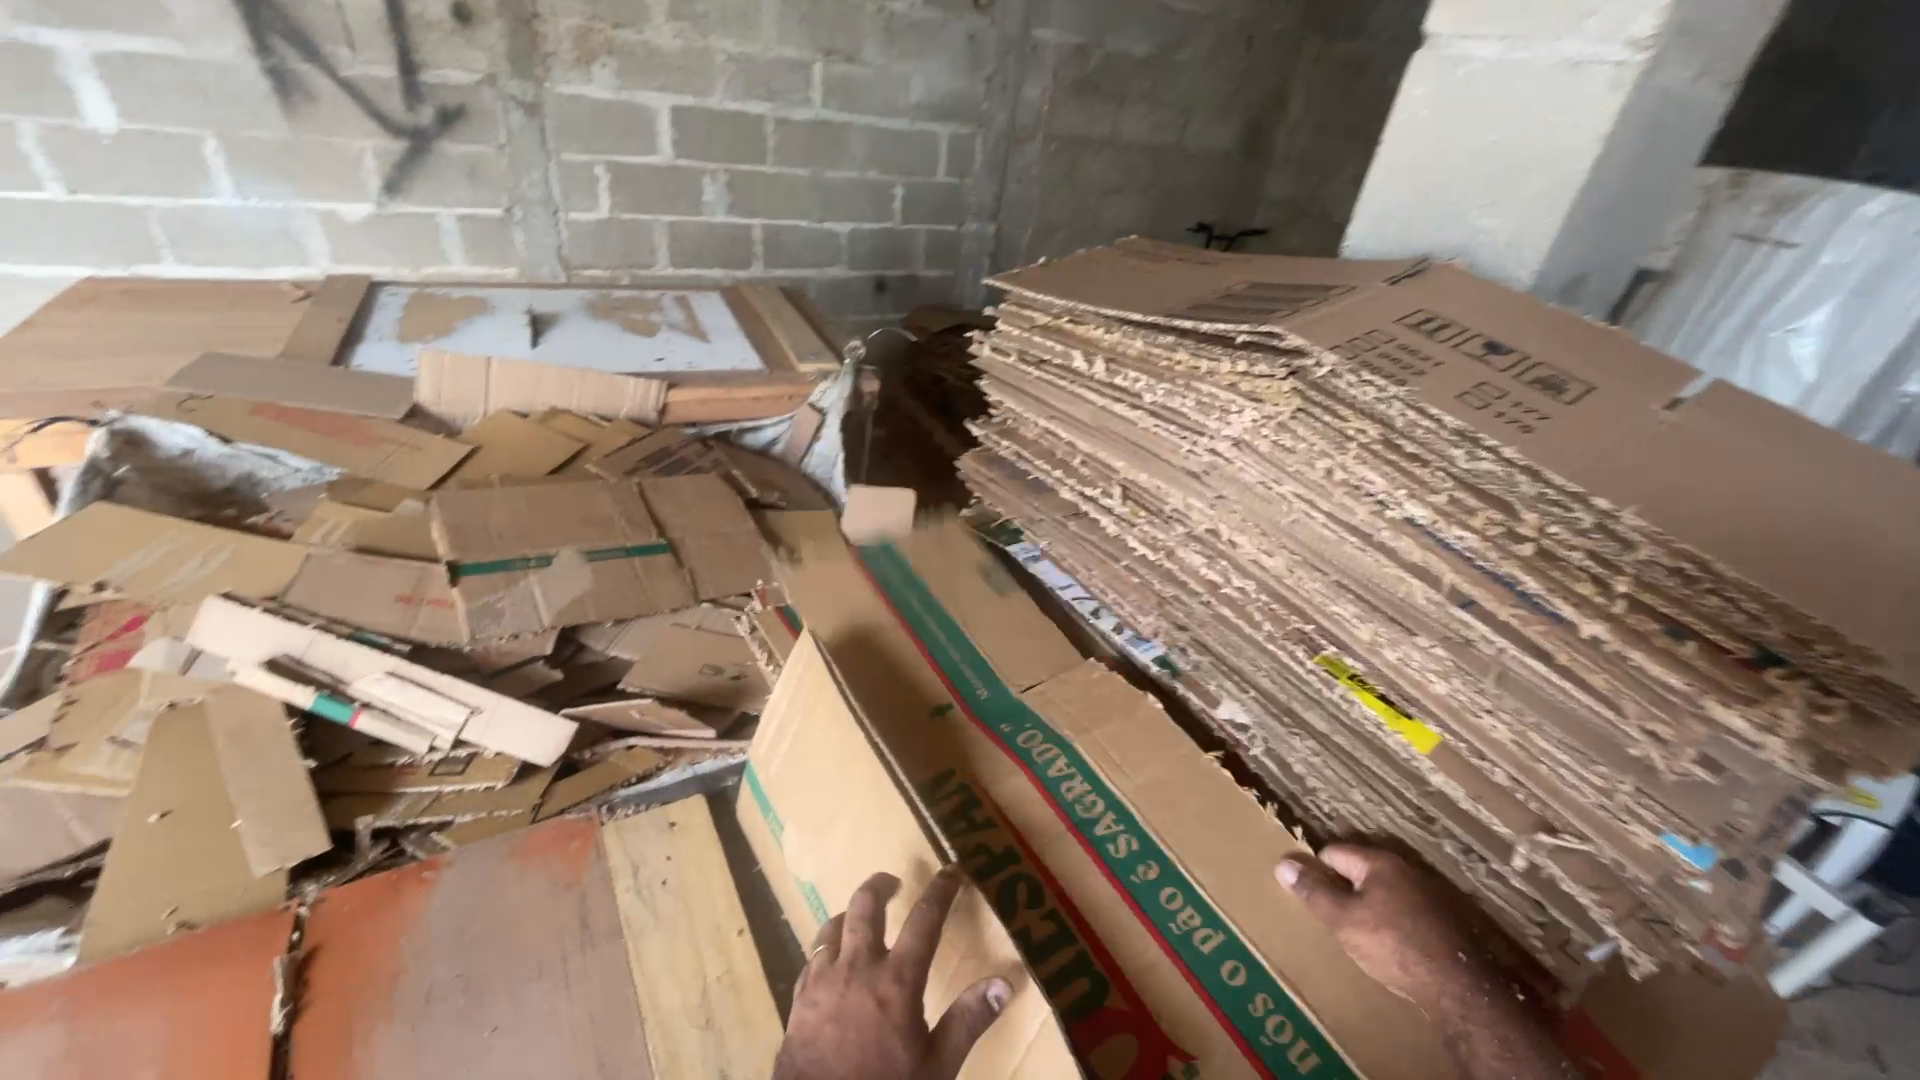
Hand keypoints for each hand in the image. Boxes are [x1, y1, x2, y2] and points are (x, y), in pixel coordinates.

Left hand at [772, 866, 1011, 1079]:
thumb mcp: (937, 1066)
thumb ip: (968, 1020)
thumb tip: (1003, 983)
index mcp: (897, 979)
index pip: (925, 919)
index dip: (941, 890)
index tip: (952, 870)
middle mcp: (858, 967)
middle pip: (866, 905)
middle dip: (880, 885)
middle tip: (893, 881)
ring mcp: (824, 979)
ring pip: (833, 926)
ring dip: (849, 914)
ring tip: (858, 916)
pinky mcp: (799, 997)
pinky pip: (813, 957)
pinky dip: (827, 949)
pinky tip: (831, 961)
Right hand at [1275, 843, 1488, 1012]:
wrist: (1457, 987)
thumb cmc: (1392, 945)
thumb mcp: (1342, 919)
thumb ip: (1313, 891)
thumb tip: (1282, 864)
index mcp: (1378, 863)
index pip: (1333, 853)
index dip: (1317, 872)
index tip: (1310, 896)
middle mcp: (1405, 869)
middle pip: (1359, 871)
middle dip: (1343, 889)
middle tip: (1330, 915)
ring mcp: (1429, 894)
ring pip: (1384, 891)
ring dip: (1369, 905)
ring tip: (1358, 932)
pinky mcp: (1444, 920)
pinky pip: (1405, 909)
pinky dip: (1392, 920)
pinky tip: (1390, 943)